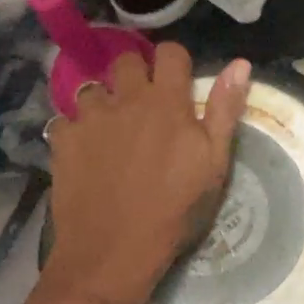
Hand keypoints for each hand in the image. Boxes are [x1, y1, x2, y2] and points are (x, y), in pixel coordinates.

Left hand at [45, 43, 250, 303]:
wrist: (113, 251)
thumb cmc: (174, 211)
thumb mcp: (214, 165)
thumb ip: (225, 111)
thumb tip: (240, 64)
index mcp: (167, 102)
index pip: (170, 52)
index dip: (174, 63)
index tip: (177, 83)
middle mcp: (125, 98)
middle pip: (126, 60)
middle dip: (136, 74)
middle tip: (143, 105)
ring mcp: (90, 118)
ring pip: (93, 87)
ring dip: (104, 101)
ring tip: (110, 129)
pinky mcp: (63, 140)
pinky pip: (67, 119)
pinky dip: (76, 130)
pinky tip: (84, 152)